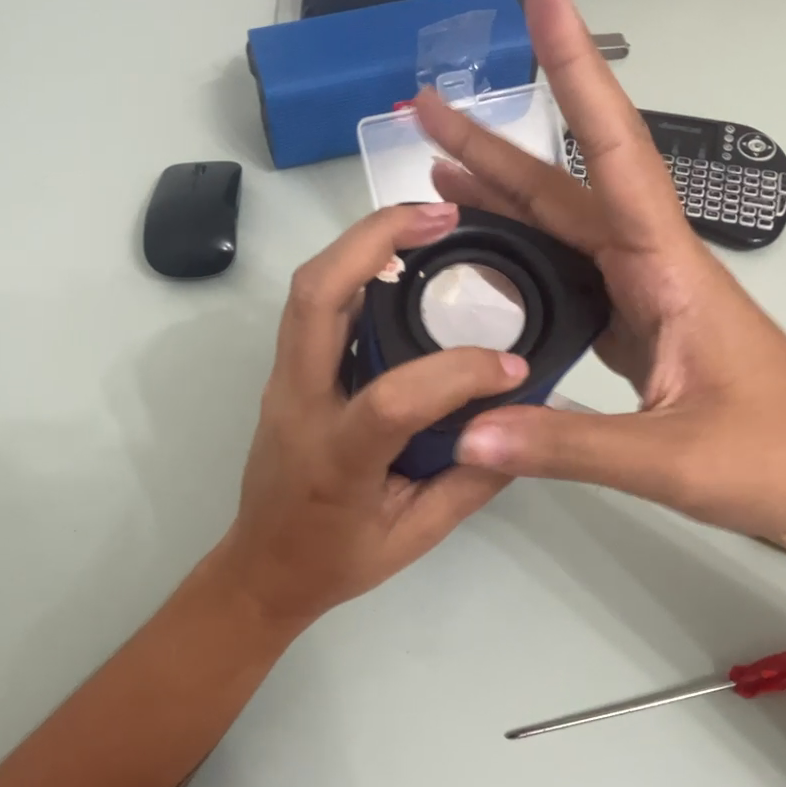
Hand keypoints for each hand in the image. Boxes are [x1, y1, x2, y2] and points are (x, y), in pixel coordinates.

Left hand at [209, 202, 526, 628]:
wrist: (263, 567)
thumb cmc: (336, 560)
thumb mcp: (415, 537)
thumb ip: (471, 481)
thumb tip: (522, 423)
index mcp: (335, 458)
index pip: (393, 398)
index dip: (458, 374)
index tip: (514, 371)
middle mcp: (298, 405)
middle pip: (316, 296)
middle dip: (376, 239)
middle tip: (444, 219)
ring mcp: (283, 383)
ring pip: (307, 290)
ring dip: (362, 244)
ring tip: (427, 228)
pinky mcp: (285, 375)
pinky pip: (312, 308)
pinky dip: (353, 272)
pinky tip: (399, 269)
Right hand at [417, 0, 785, 537]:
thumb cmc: (781, 456)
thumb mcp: (671, 458)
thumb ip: (567, 443)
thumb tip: (467, 430)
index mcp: (668, 270)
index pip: (613, 153)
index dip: (577, 71)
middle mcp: (653, 267)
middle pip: (569, 186)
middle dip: (500, 142)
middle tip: (429, 109)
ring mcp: (644, 298)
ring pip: (565, 229)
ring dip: (505, 196)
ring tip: (440, 173)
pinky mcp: (637, 331)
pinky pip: (569, 279)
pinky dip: (524, 260)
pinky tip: (491, 263)